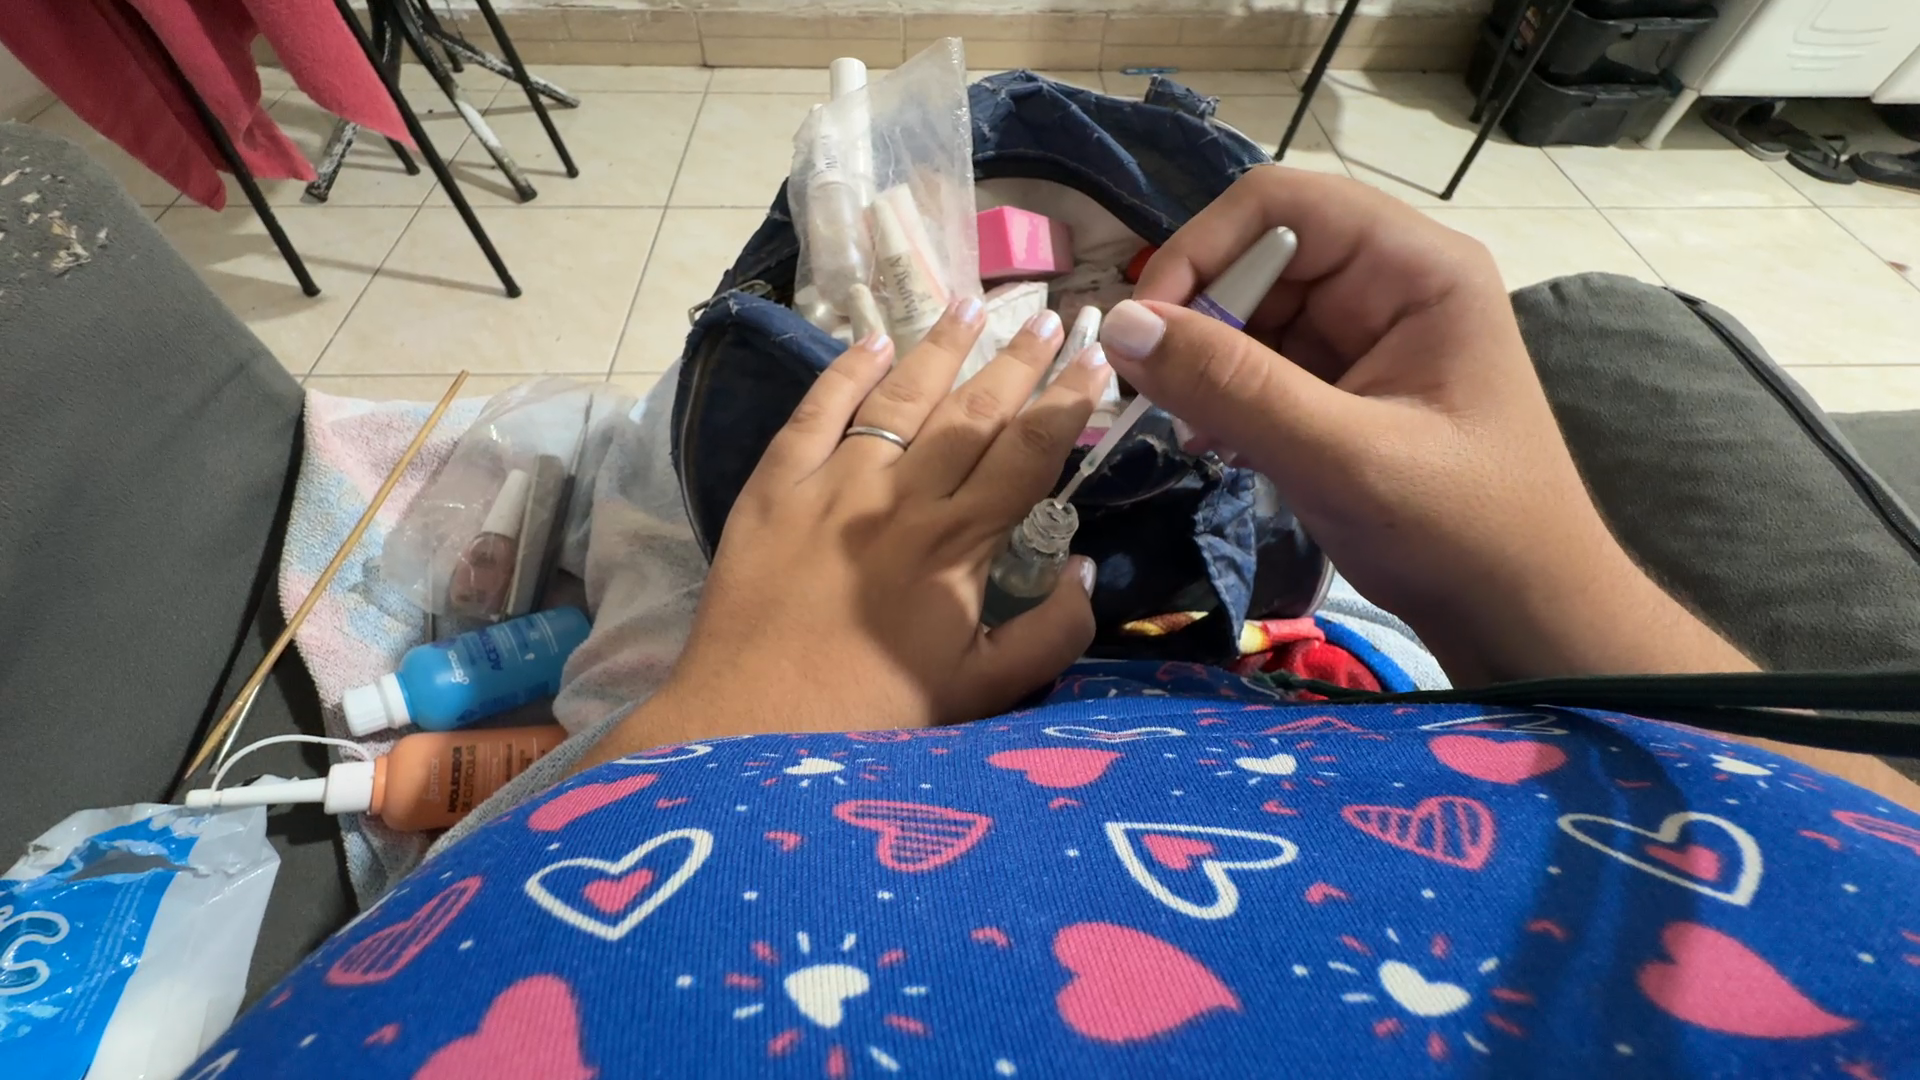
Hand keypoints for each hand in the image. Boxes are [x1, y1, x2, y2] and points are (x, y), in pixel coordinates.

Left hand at [580, 302, 1110, 765]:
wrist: (753, 726)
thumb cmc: (877, 713)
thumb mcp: (985, 690)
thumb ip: (1051, 632)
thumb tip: (1084, 567)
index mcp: (957, 543)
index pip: (1028, 451)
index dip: (1067, 401)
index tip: (1096, 361)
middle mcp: (901, 496)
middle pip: (971, 411)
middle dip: (1017, 360)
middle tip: (1050, 318)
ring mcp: (832, 483)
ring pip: (899, 396)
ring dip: (940, 348)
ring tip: (975, 304)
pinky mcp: (775, 486)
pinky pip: (815, 412)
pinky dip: (845, 371)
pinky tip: (873, 339)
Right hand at [1103, 166, 1748, 683]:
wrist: (1511, 610)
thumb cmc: (1455, 529)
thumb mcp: (1340, 455)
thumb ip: (1231, 387)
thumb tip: (1121, 326)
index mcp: (1411, 268)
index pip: (1278, 205)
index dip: (1198, 252)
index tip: (1144, 331)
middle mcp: (1381, 285)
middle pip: (1252, 261)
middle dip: (1195, 323)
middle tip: (1158, 397)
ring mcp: (1356, 339)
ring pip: (1244, 318)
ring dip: (1201, 369)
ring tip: (1195, 433)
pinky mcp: (1333, 387)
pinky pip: (1251, 367)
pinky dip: (1218, 400)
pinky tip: (1217, 446)